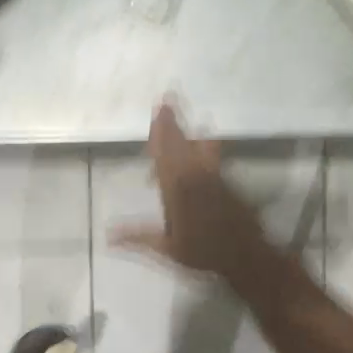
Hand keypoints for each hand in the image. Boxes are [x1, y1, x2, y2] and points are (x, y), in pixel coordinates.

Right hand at [110, 103, 267, 275]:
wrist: (245, 256)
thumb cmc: (203, 254)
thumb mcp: (167, 249)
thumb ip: (138, 238)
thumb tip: (108, 236)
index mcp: (176, 193)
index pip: (163, 157)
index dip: (159, 135)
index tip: (156, 113)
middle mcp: (194, 179)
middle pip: (180, 144)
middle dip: (172, 122)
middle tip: (168, 97)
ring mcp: (213, 178)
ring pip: (198, 146)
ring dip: (188, 127)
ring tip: (182, 108)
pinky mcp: (228, 182)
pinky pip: (214, 156)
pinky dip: (207, 143)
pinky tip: (207, 134)